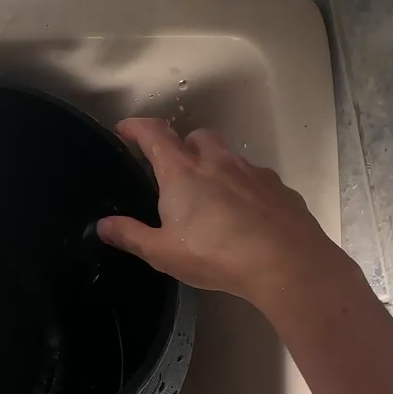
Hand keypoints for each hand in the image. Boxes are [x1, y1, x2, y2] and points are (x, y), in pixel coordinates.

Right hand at [98, 118, 356, 312]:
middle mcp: (218, 163)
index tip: (125, 129)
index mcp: (182, 173)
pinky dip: (243, 189)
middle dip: (183, 145)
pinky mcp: (280, 189)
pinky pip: (255, 180)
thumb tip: (103, 225)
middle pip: (197, 136)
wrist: (288, 265)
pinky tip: (243, 217)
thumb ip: (130, 235)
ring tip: (210, 199)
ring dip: (215, 166)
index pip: (155, 135)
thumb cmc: (216, 256)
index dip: (137, 127)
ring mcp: (253, 174)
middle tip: (175, 170)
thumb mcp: (162, 252)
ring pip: (229, 156)